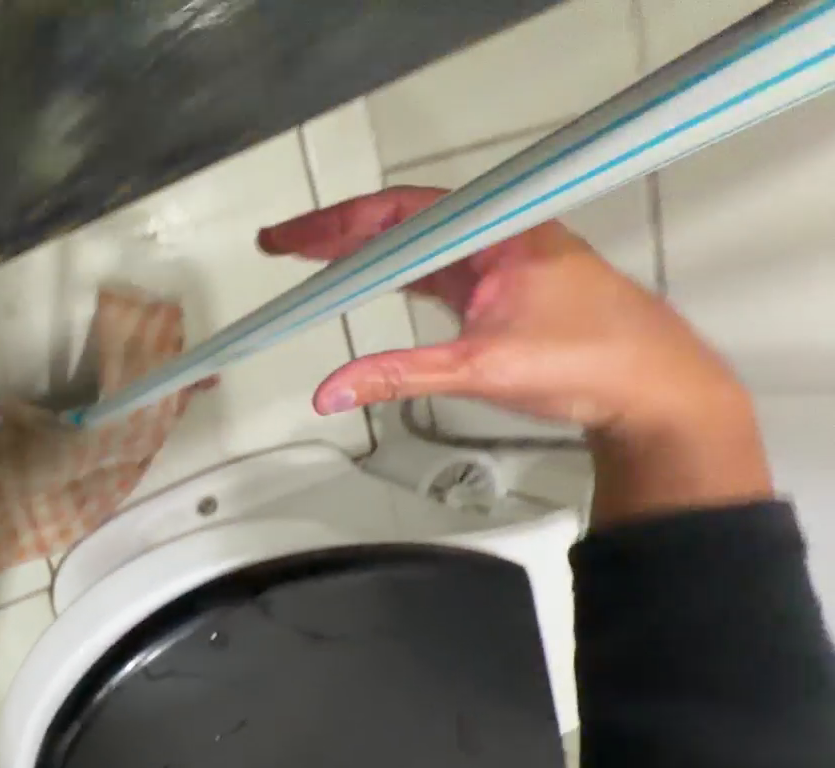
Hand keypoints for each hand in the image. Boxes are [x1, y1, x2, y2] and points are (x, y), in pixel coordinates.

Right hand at [259, 187, 770, 522]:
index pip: (400, 213)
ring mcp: (495, 263)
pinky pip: (426, 270)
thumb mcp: (480, 368)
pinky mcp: (493, 290)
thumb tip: (330, 390)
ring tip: (306, 257)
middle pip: (399, 222)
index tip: (291, 237)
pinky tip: (360, 280)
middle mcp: (496, 239)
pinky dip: (385, 272)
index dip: (336, 223)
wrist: (652, 390)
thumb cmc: (594, 361)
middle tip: (281, 243)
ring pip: (410, 245)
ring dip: (357, 250)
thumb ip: (396, 376)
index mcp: (499, 236)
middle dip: (334, 232)